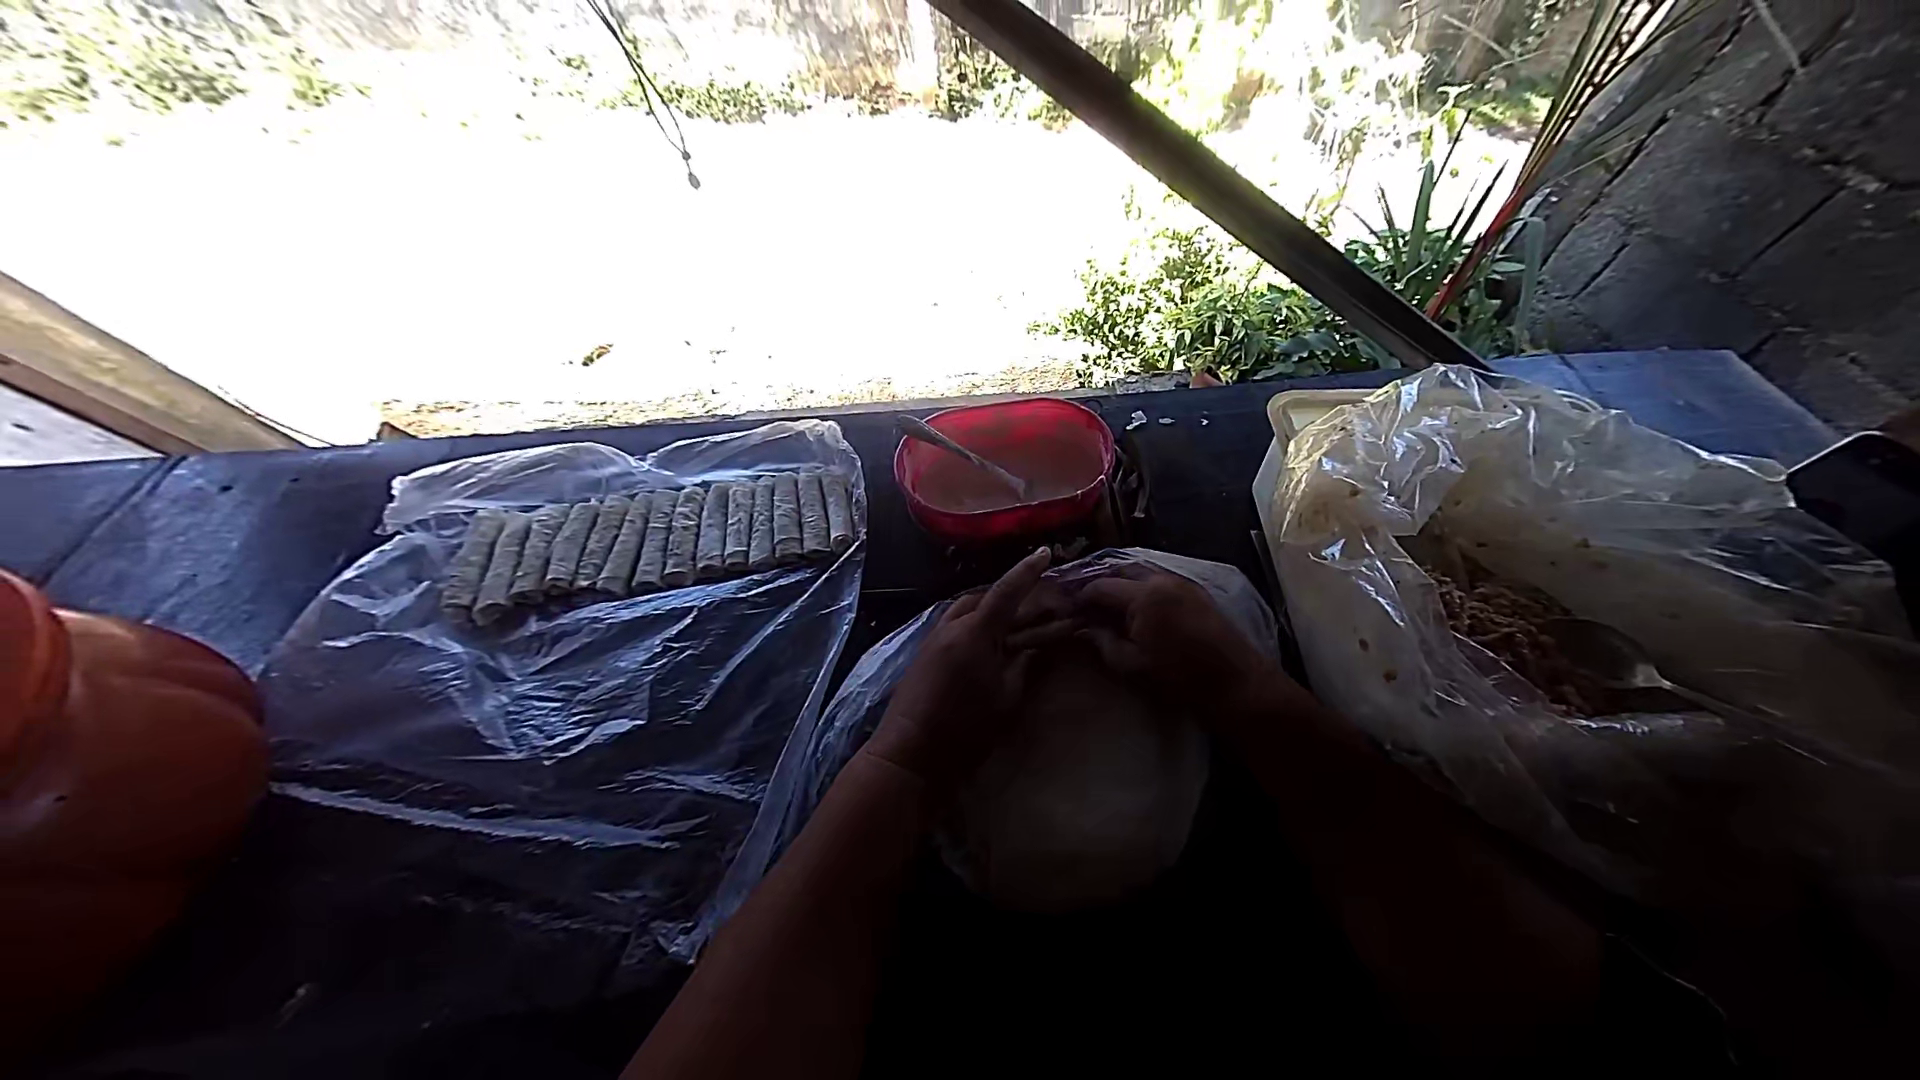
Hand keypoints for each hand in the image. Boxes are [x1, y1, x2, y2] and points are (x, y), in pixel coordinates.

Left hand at [861, 548, 1070, 794]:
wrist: (910, 752)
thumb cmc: (964, 729)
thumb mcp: (1006, 699)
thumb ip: (1025, 666)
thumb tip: (1039, 646)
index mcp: (975, 631)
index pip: (1007, 590)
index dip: (1028, 570)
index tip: (1044, 552)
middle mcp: (952, 625)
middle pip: (987, 597)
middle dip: (1014, 594)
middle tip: (1041, 602)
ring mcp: (935, 637)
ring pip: (969, 609)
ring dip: (994, 607)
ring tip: (1019, 618)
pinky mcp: (927, 652)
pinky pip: (956, 623)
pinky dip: (978, 621)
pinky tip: (992, 636)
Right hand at [1072, 565, 1294, 719]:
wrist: (1234, 683)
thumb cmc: (1178, 677)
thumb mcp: (1130, 664)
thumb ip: (1103, 641)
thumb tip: (1085, 628)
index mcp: (1143, 595)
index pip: (1100, 586)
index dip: (1080, 597)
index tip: (1069, 609)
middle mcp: (1161, 579)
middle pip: (1120, 571)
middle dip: (1100, 584)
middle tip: (1086, 604)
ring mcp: (1182, 583)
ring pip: (1141, 573)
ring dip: (1122, 585)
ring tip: (1109, 606)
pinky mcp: (1195, 591)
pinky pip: (1160, 581)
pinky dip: (1142, 589)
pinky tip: (1136, 609)